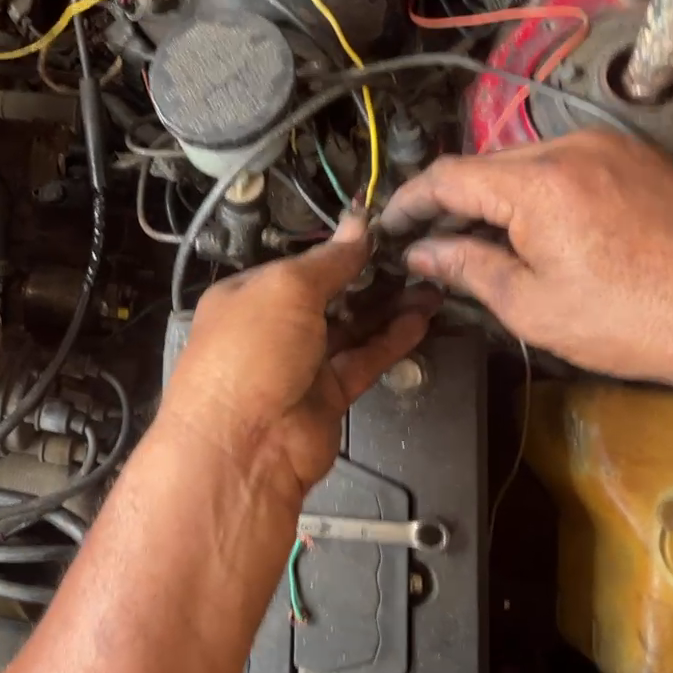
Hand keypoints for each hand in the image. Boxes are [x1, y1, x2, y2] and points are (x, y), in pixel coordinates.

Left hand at [158, 216, 434, 504]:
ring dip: (387, 307)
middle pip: (327, 296)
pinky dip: (390, 342)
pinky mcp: (326, 395)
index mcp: (246, 295)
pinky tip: (419, 320)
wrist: (242, 446)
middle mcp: (270, 327)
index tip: (380, 233)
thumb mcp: (285, 290)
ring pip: (350, 328)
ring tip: (430, 285)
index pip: (297, 265)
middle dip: (368, 278)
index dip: (337, 249)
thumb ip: (328, 261)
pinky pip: (362, 361)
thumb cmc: (247, 355)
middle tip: (415, 258)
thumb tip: (356, 226)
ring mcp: (298, 363)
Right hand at [376, 129, 672, 395]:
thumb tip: (424, 252)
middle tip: (432, 245)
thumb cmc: (639, 320)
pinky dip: (537, 195)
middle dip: (451, 203)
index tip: (391, 227)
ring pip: (525, 165)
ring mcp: (616, 150)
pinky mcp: (646, 163)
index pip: (446, 176)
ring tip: (485, 246)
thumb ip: (466, 267)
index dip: (408, 202)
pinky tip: (540, 235)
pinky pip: (568, 167)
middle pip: (485, 165)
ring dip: (494, 199)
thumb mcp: (531, 305)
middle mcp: (575, 148)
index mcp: (538, 182)